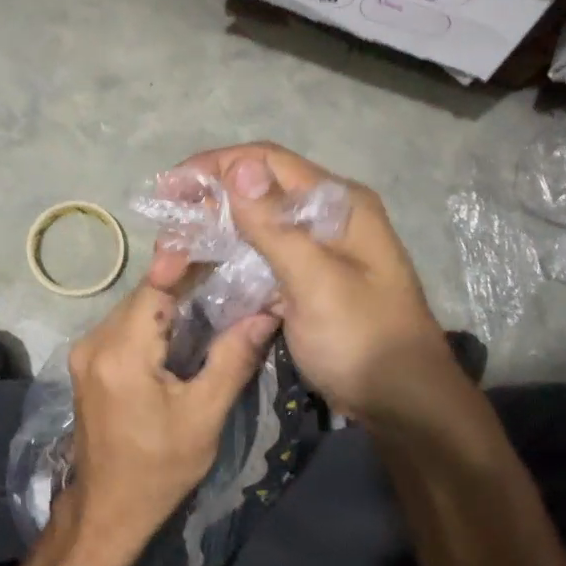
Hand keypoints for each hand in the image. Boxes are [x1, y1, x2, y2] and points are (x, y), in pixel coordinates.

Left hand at [57, 256, 277, 565]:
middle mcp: (93, 343)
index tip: (220, 237)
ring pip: (135, 309)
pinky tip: (188, 325)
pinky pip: (125, 329)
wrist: (108, 508)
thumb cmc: (159, 469)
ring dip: (172, 302)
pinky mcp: (88, 365)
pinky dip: (156, 323)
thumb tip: (267, 312)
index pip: (156, 286)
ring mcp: (85, 353)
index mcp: (121, 353)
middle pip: (145, 295)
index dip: (188, 260)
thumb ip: (232, 359)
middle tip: (234, 267)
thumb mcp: (204, 416)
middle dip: (187, 282)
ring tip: (219, 291)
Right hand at [173, 143, 454, 420]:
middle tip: (165, 232)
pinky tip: (199, 277)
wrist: (400, 401)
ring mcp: (316, 253)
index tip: (168, 187)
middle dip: (207, 206)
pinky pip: (259, 262)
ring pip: (253, 230)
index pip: (266, 163)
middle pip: (256, 195)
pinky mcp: (305, 285)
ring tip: (173, 255)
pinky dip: (229, 265)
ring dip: (213, 237)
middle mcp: (326, 219)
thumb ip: (274, 225)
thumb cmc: (362, 338)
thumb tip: (238, 165)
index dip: (214, 167)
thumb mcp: (316, 281)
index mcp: (338, 204)